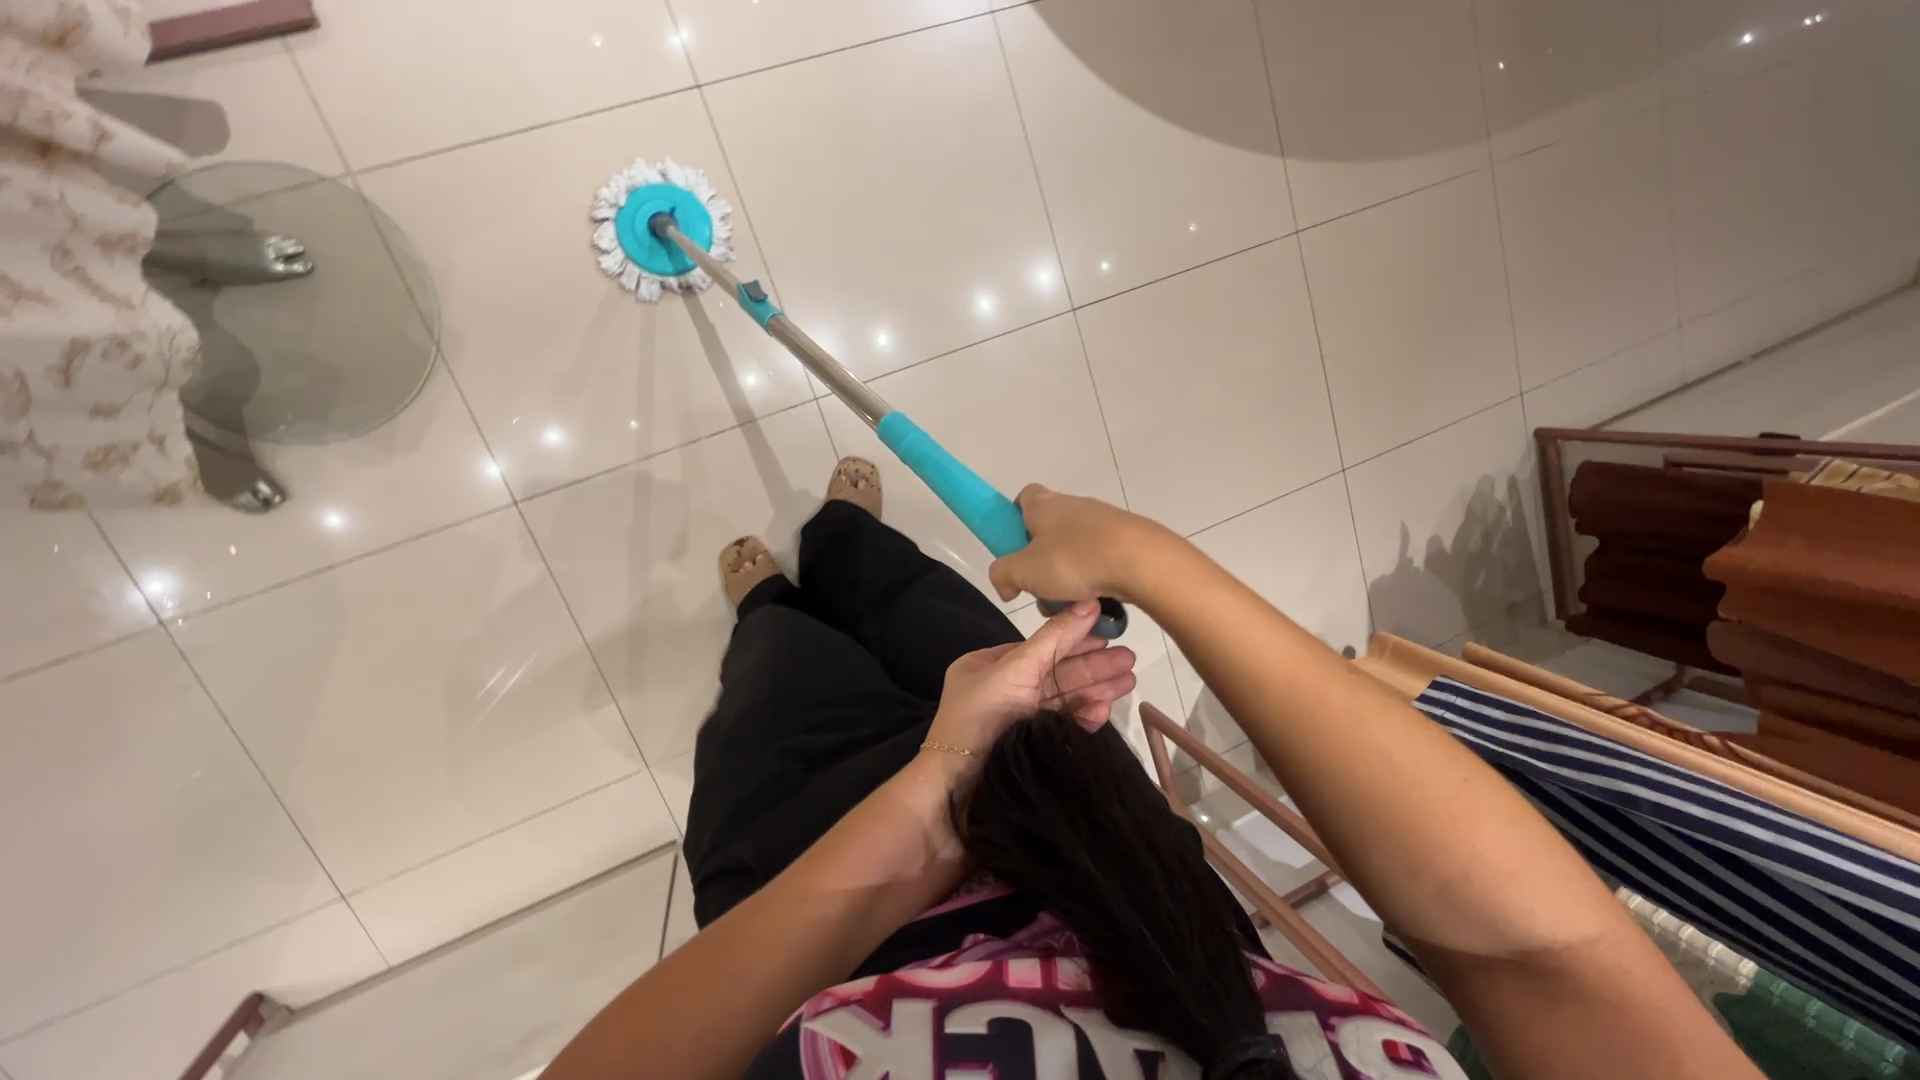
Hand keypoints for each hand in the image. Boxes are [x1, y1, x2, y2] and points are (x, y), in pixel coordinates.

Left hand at [920, 600, 1136, 771]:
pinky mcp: (1030, 748)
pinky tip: (1104, 711)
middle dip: (1092, 667)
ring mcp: (1016, 722)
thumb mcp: (1015, 670)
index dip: (1074, 640)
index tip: (1109, 636)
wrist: (958, 790)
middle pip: (1054, 673)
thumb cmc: (980, 719)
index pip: (1038, 647)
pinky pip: (1061, 726)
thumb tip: (1090, 602)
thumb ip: (1054, 638)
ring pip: (1061, 700)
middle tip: (1130, 660)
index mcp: (986, 667)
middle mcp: (1000, 691)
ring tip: (1129, 682)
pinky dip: (1083, 717)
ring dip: (1095, 691)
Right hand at [986, 485, 1179, 604]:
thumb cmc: (1074, 559)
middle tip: (1041, 588)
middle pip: (1050, 530)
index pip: (1023, 498)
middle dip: (1042, 561)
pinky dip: (1096, 579)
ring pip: (1076, 549)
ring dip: (1070, 576)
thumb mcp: (1024, 571)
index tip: (1015, 546)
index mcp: (1044, 505)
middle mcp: (1074, 505)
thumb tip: (1004, 584)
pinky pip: (1102, 559)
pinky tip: (1098, 600)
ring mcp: (1104, 520)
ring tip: (1072, 603)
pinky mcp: (1128, 538)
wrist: (1141, 561)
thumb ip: (1002, 575)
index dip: (1015, 520)